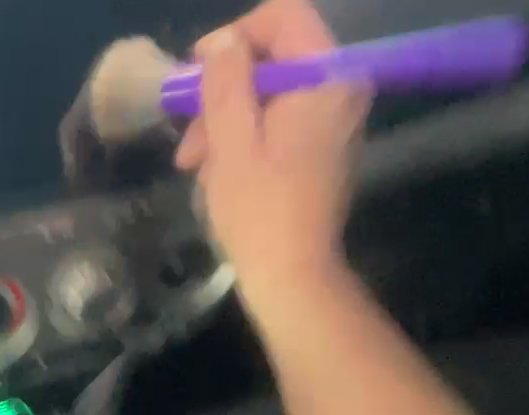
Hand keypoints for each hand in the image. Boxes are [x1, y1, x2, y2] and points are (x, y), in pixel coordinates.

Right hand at [175, 0, 368, 293]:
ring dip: (226, 125)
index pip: (283, 17)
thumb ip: (225, 84)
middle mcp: (340, 88)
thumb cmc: (258, 212)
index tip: (194, 74)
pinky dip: (246, 142)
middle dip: (222, 94)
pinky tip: (220, 177)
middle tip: (187, 142)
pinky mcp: (324, 150)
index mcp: (325, 77)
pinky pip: (281, 125)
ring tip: (197, 169)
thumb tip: (222, 43)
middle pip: (274, 61)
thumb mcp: (230, 144)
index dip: (232, 37)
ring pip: (271, 97)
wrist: (291, 275)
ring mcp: (335, 121)